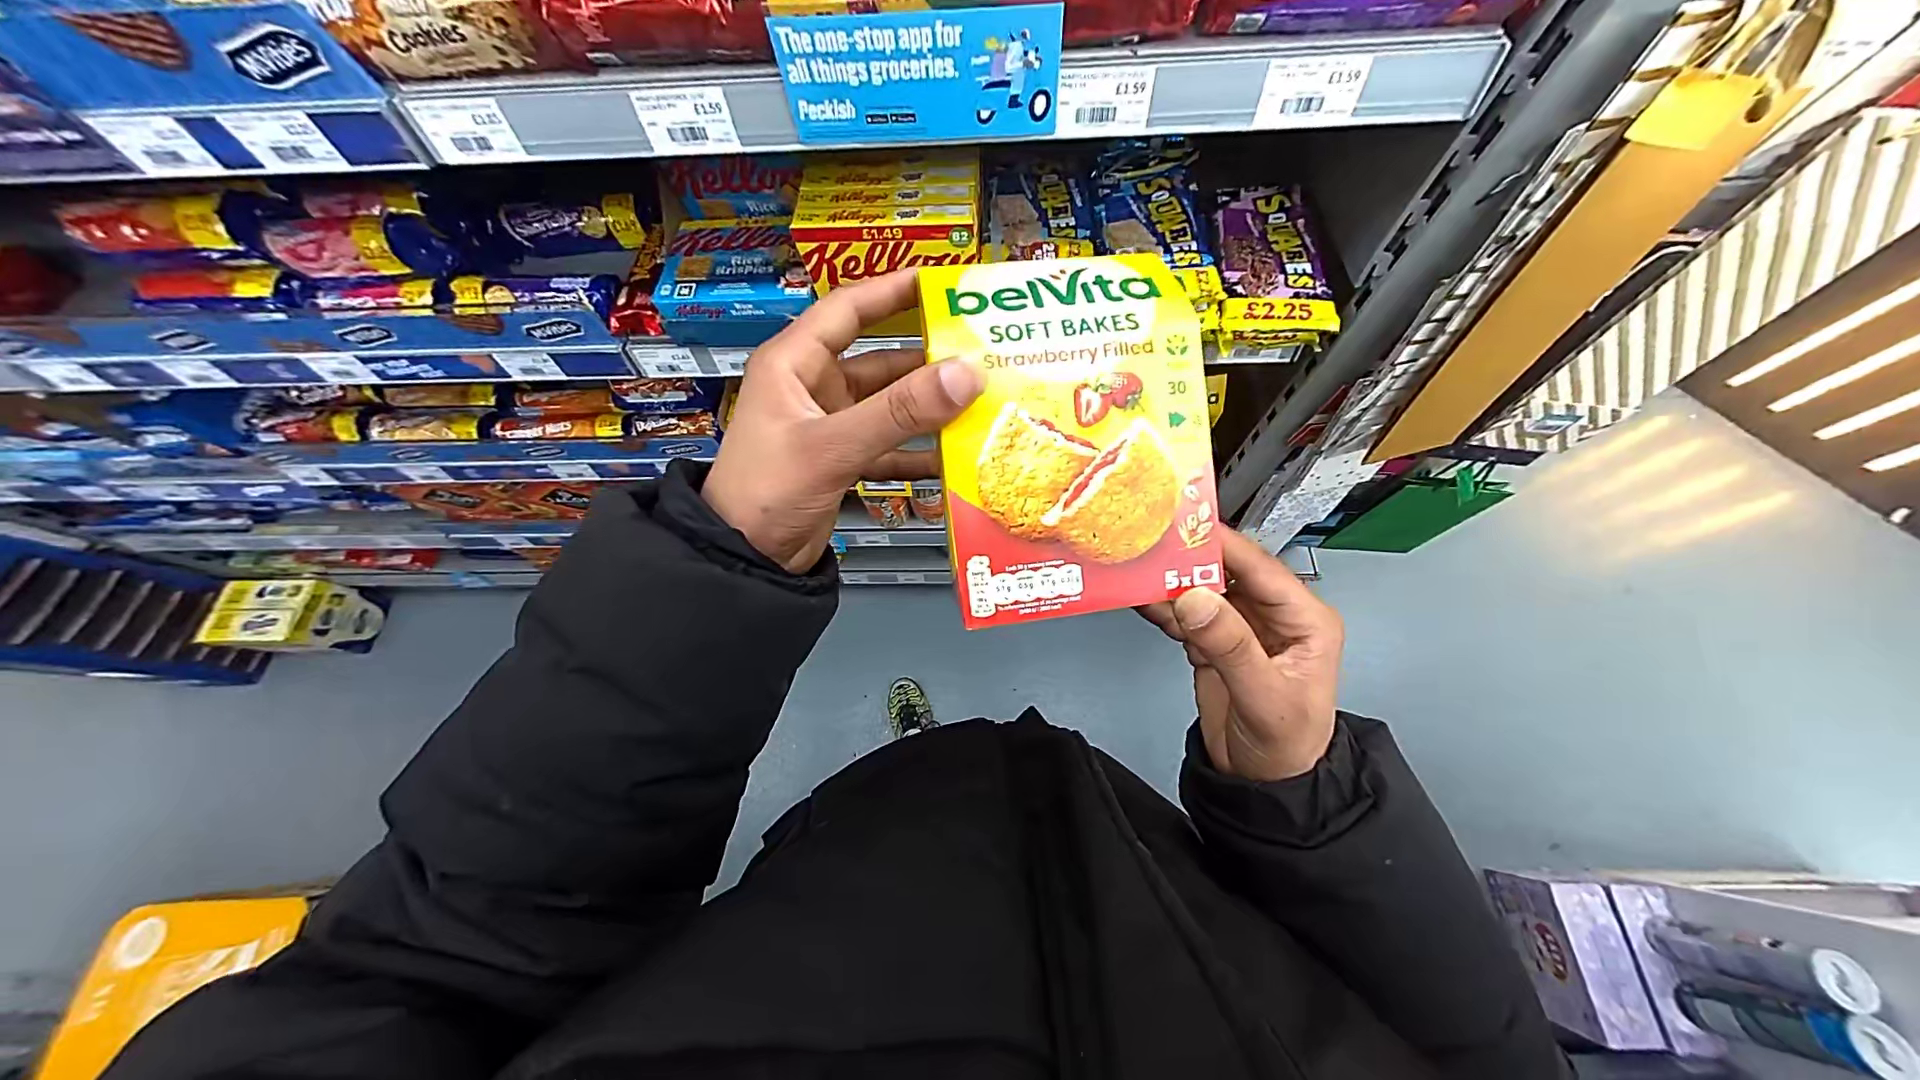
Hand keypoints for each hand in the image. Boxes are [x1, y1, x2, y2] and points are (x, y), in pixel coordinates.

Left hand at [703, 270, 984, 573]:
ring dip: (928, 409)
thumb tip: (963, 375)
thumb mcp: (832, 446)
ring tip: (977, 405)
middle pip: (881, 361)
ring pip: (890, 406)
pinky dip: (917, 451)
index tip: (940, 284)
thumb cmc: (763, 494)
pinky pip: (889, 446)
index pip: (848, 309)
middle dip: (928, 361)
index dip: (893, 291)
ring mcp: (830, 426)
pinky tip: (950, 457)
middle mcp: (814, 388)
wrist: (745, 558)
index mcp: (795, 364)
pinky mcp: (842, 460)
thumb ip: (898, 412)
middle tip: (978, 356)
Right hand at [1138, 529, 1343, 781]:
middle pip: (1225, 573)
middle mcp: (1270, 615)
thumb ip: (1231, 646)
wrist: (1263, 783)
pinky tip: (1141, 601)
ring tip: (1137, 572)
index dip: (1224, 544)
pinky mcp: (1211, 642)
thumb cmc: (1286, 745)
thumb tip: (1194, 598)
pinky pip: (1183, 615)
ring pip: (1199, 591)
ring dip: (1169, 584)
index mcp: (1303, 619)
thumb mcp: (1265, 697)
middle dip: (1188, 561)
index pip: (1261, 568)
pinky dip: (1161, 609)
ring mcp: (1238, 627)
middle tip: (1151, 547)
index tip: (1185, 527)